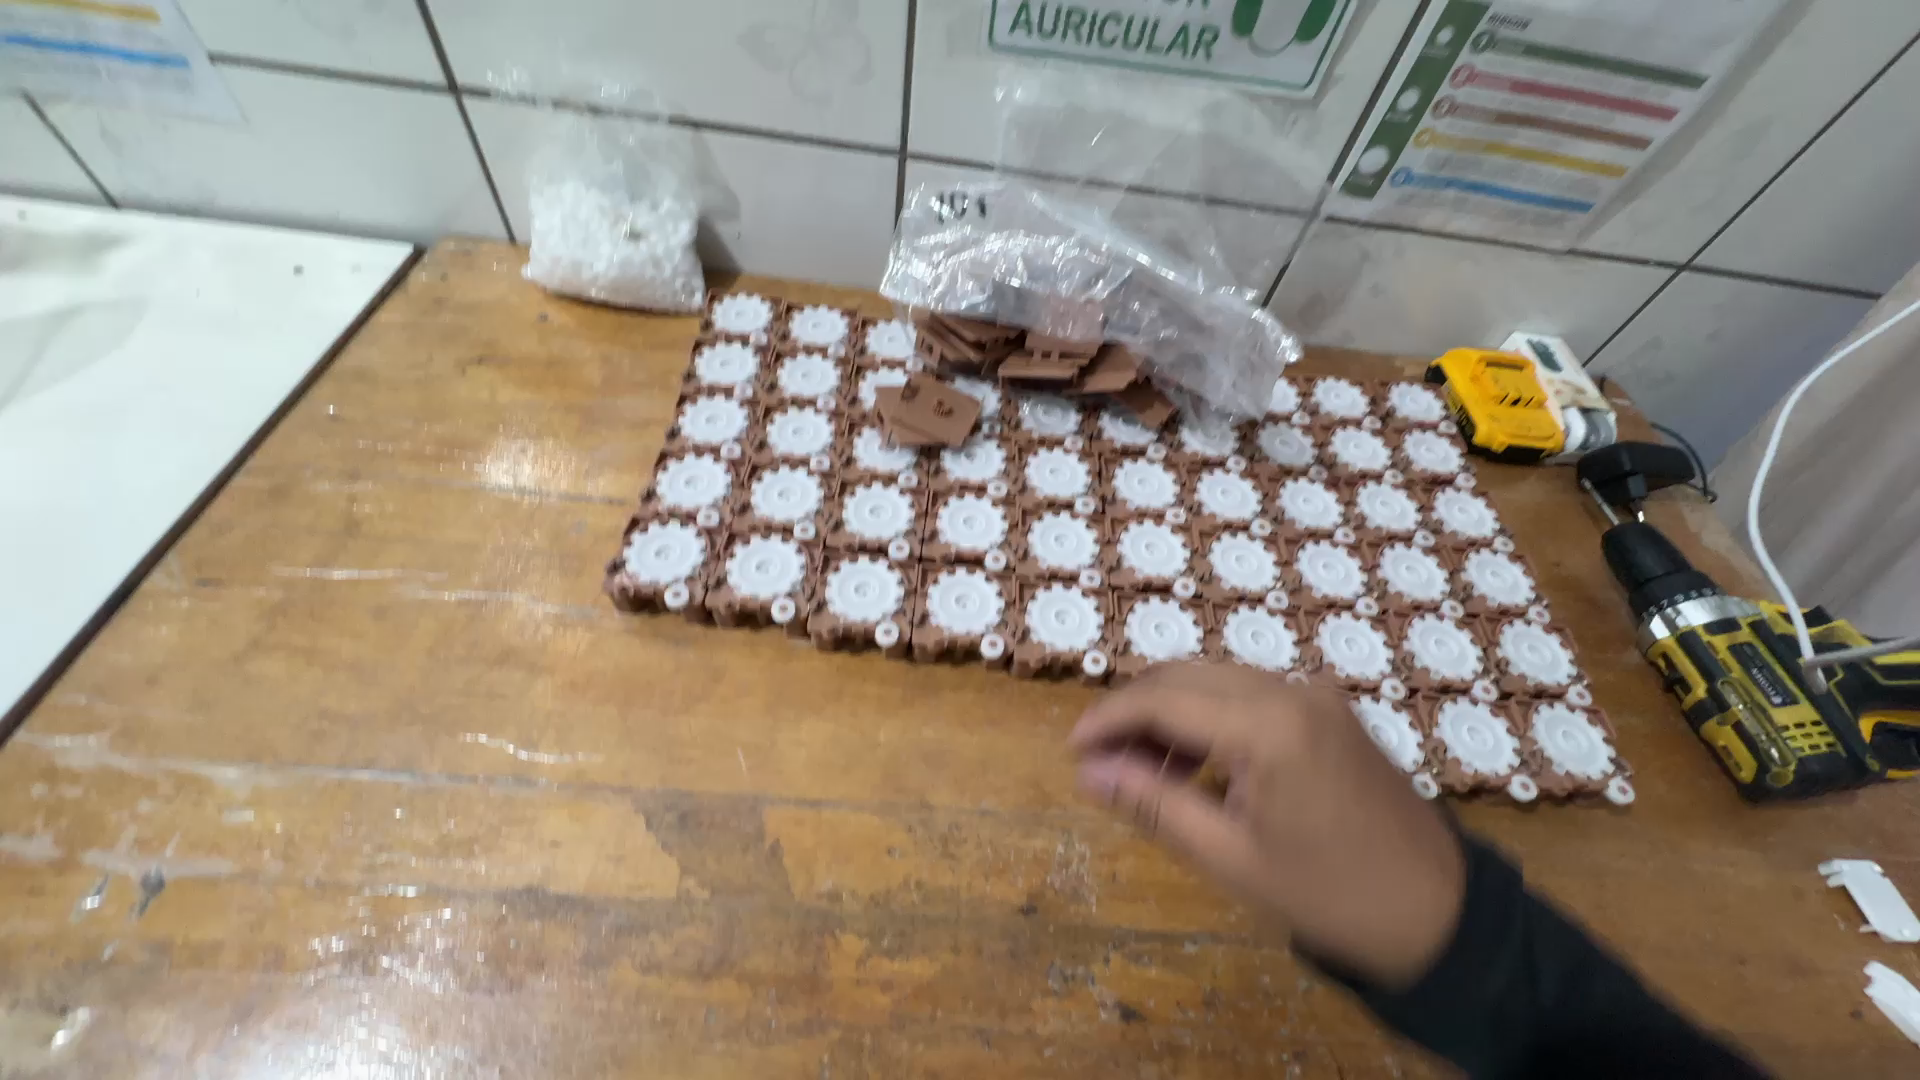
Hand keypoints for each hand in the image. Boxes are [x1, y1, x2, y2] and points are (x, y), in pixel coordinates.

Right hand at [1070, 663, 1465, 988]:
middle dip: (1132, 710)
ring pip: (1212, 678)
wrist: (1443, 916)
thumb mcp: (1230, 857)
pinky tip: (1195, 761)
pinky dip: (1206, 715)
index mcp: (1268, 725)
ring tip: (1143, 769)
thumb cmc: (1332, 896)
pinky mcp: (1325, 706)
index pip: (1162, 699)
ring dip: (1167, 711)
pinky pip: (1245, 692)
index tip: (1072, 749)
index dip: (1108, 719)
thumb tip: (1086, 773)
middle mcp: (1289, 689)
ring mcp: (1313, 693)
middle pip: (1183, 675)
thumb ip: (1152, 803)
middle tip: (1099, 759)